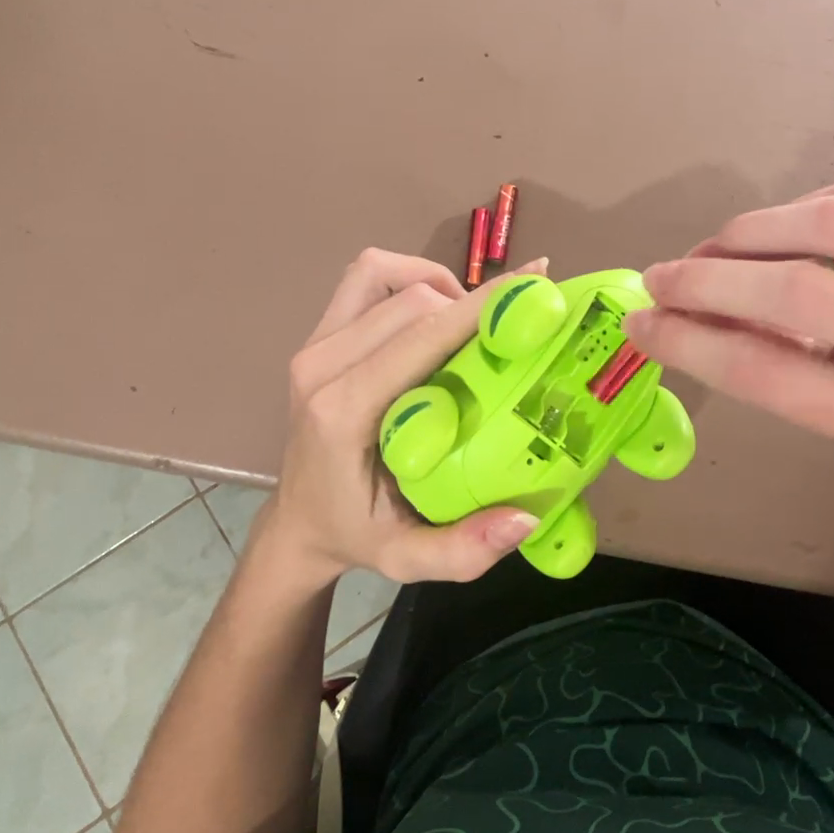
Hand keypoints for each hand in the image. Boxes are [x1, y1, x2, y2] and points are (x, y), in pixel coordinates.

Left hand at [253, 249, 543, 585]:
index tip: (535, 285)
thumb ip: (462, 550)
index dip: (480, 306)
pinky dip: (407, 281)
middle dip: (469, 303)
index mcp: (343, 411)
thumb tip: (527, 517)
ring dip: (436, 284)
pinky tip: (436, 315)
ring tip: (470, 321)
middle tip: (510, 332)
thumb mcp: (405, 559)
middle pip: (409, 299)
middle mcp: (321, 366)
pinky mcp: (317, 335)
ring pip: (383, 274)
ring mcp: (313, 345)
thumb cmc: (355, 533)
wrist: (299, 521)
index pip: (419, 335)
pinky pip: (365, 278)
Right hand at [625, 176, 833, 534]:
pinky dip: (807, 207)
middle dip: (712, 278)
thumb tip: (690, 318)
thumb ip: (780, 372)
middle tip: (664, 277)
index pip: (777, 375)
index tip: (642, 322)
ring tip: (717, 252)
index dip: (694, 342)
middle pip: (805, 290)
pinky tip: (782, 230)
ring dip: (754, 231)